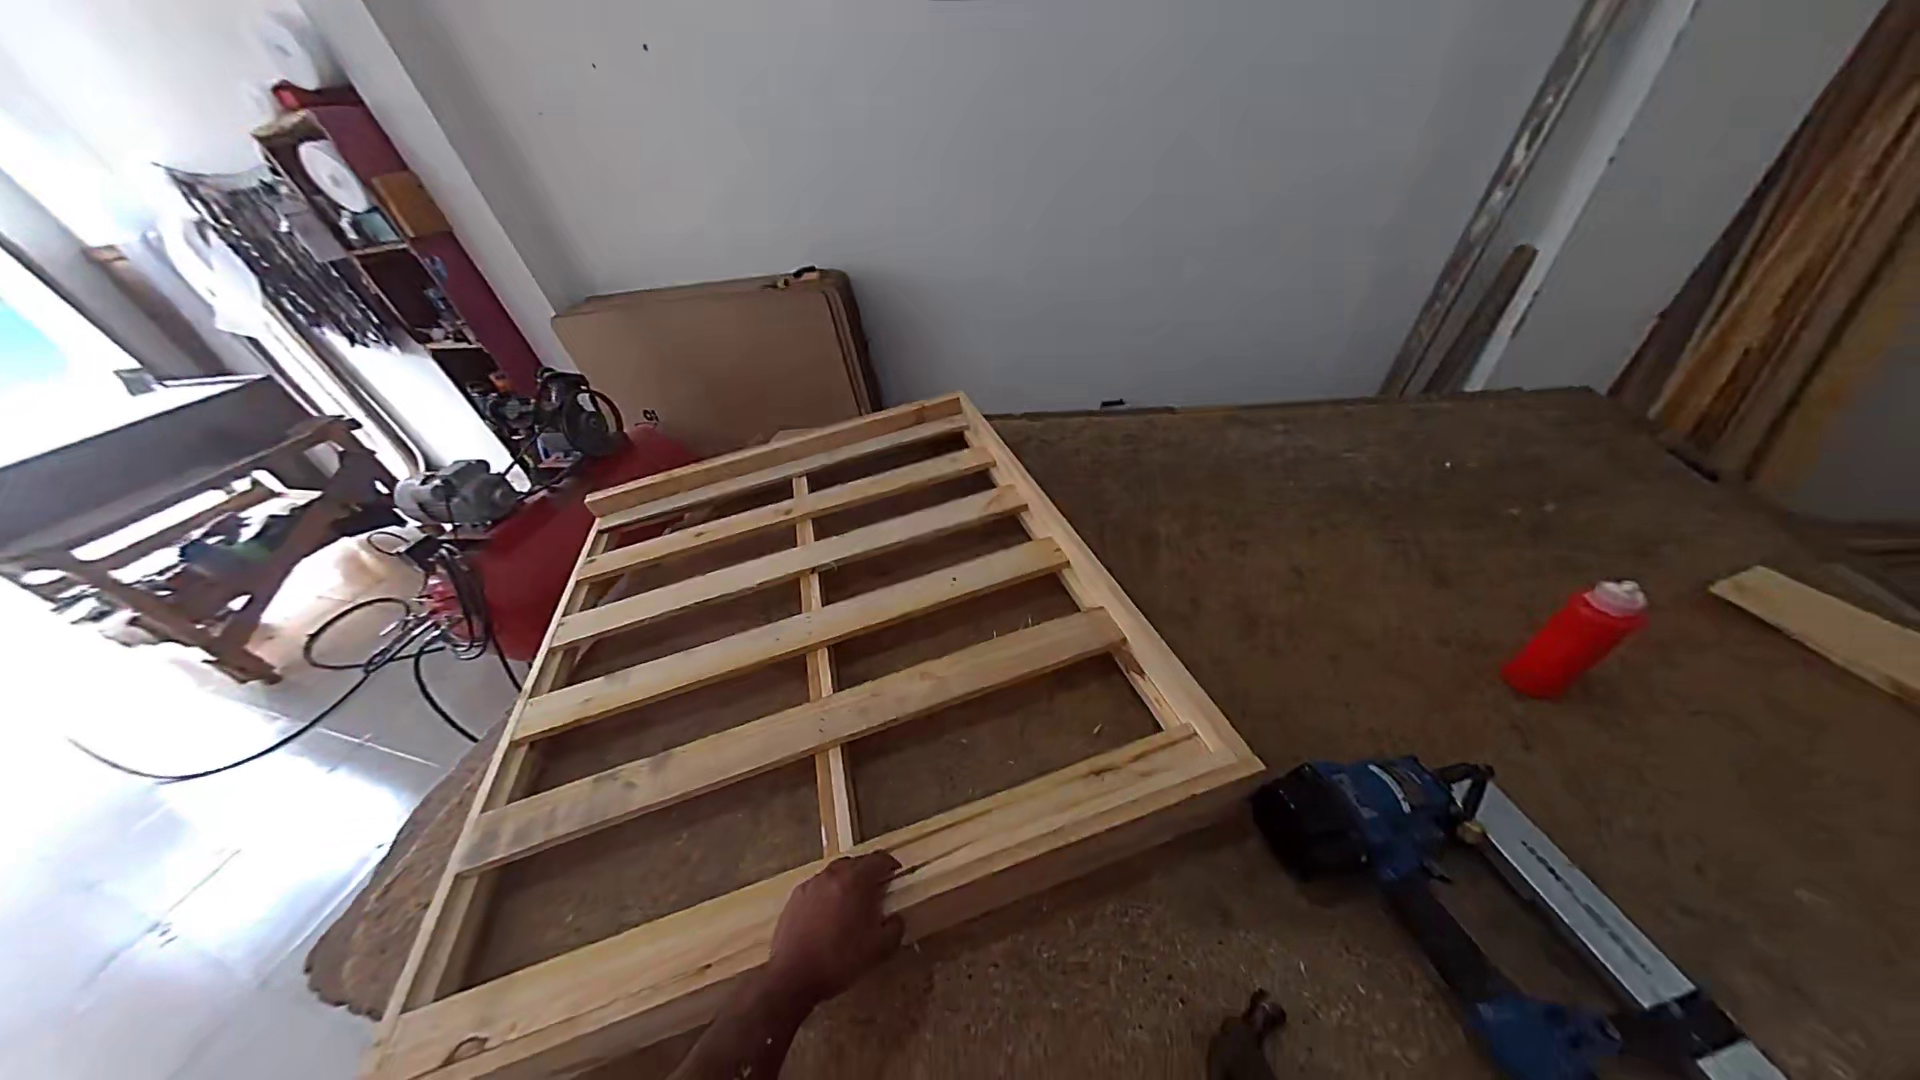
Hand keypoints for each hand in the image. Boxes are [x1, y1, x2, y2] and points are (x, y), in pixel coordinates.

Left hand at [764, 851, 904, 1006]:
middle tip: (876, 891)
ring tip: (851, 903)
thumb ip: (894, 929)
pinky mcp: (795, 896)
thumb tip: (896, 918)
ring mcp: (811, 883)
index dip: (890, 864)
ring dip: (847, 881)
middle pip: (856, 862)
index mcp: (855, 880)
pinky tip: (828, 914)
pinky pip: (819, 886)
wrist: (792, 977)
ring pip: (835, 872)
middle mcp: (833, 874)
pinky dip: (828, 892)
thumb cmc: (839, 961)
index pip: (878, 859)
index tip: (896, 875)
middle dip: (868, 872)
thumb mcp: (878, 950)